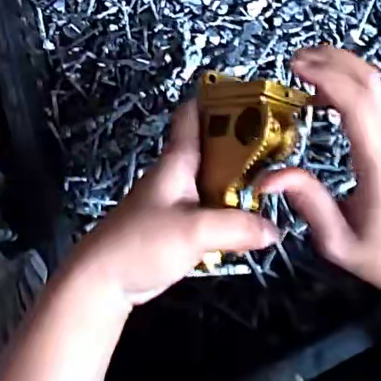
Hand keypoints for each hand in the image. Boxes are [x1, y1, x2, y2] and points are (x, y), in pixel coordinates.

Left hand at [63, 99, 280, 310]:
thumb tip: (275, 229)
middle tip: (277, 146)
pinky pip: (211, 206)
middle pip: (213, 146)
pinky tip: (250, 217)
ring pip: (214, 178)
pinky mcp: (178, 224)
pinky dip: (230, 207)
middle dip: (242, 143)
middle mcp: (178, 173)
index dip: (218, 100)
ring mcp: (177, 199)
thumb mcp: (195, 231)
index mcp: (178, 159)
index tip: (251, 100)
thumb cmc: (142, 241)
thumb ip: (237, 228)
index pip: (194, 114)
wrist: (103, 280)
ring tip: (273, 180)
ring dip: (239, 178)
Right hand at [258, 46, 380, 305]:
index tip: (296, 67)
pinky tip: (324, 93)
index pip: (357, 104)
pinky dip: (349, 82)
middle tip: (295, 59)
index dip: (327, 77)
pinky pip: (375, 97)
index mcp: (380, 163)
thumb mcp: (339, 243)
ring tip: (306, 66)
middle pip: (369, 82)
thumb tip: (268, 178)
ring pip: (375, 84)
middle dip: (331, 61)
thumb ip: (308, 204)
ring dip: (342, 66)